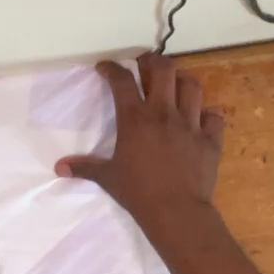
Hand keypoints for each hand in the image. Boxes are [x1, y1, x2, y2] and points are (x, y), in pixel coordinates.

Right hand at [55, 53, 224, 240]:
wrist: (177, 212)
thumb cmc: (138, 192)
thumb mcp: (108, 178)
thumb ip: (85, 168)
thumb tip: (59, 168)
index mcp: (135, 119)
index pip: (122, 81)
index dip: (112, 69)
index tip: (106, 68)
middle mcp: (164, 113)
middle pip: (164, 70)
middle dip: (154, 61)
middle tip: (146, 65)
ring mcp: (190, 124)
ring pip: (192, 87)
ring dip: (183, 80)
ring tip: (175, 83)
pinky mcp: (210, 139)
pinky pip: (214, 117)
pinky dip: (208, 114)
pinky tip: (202, 118)